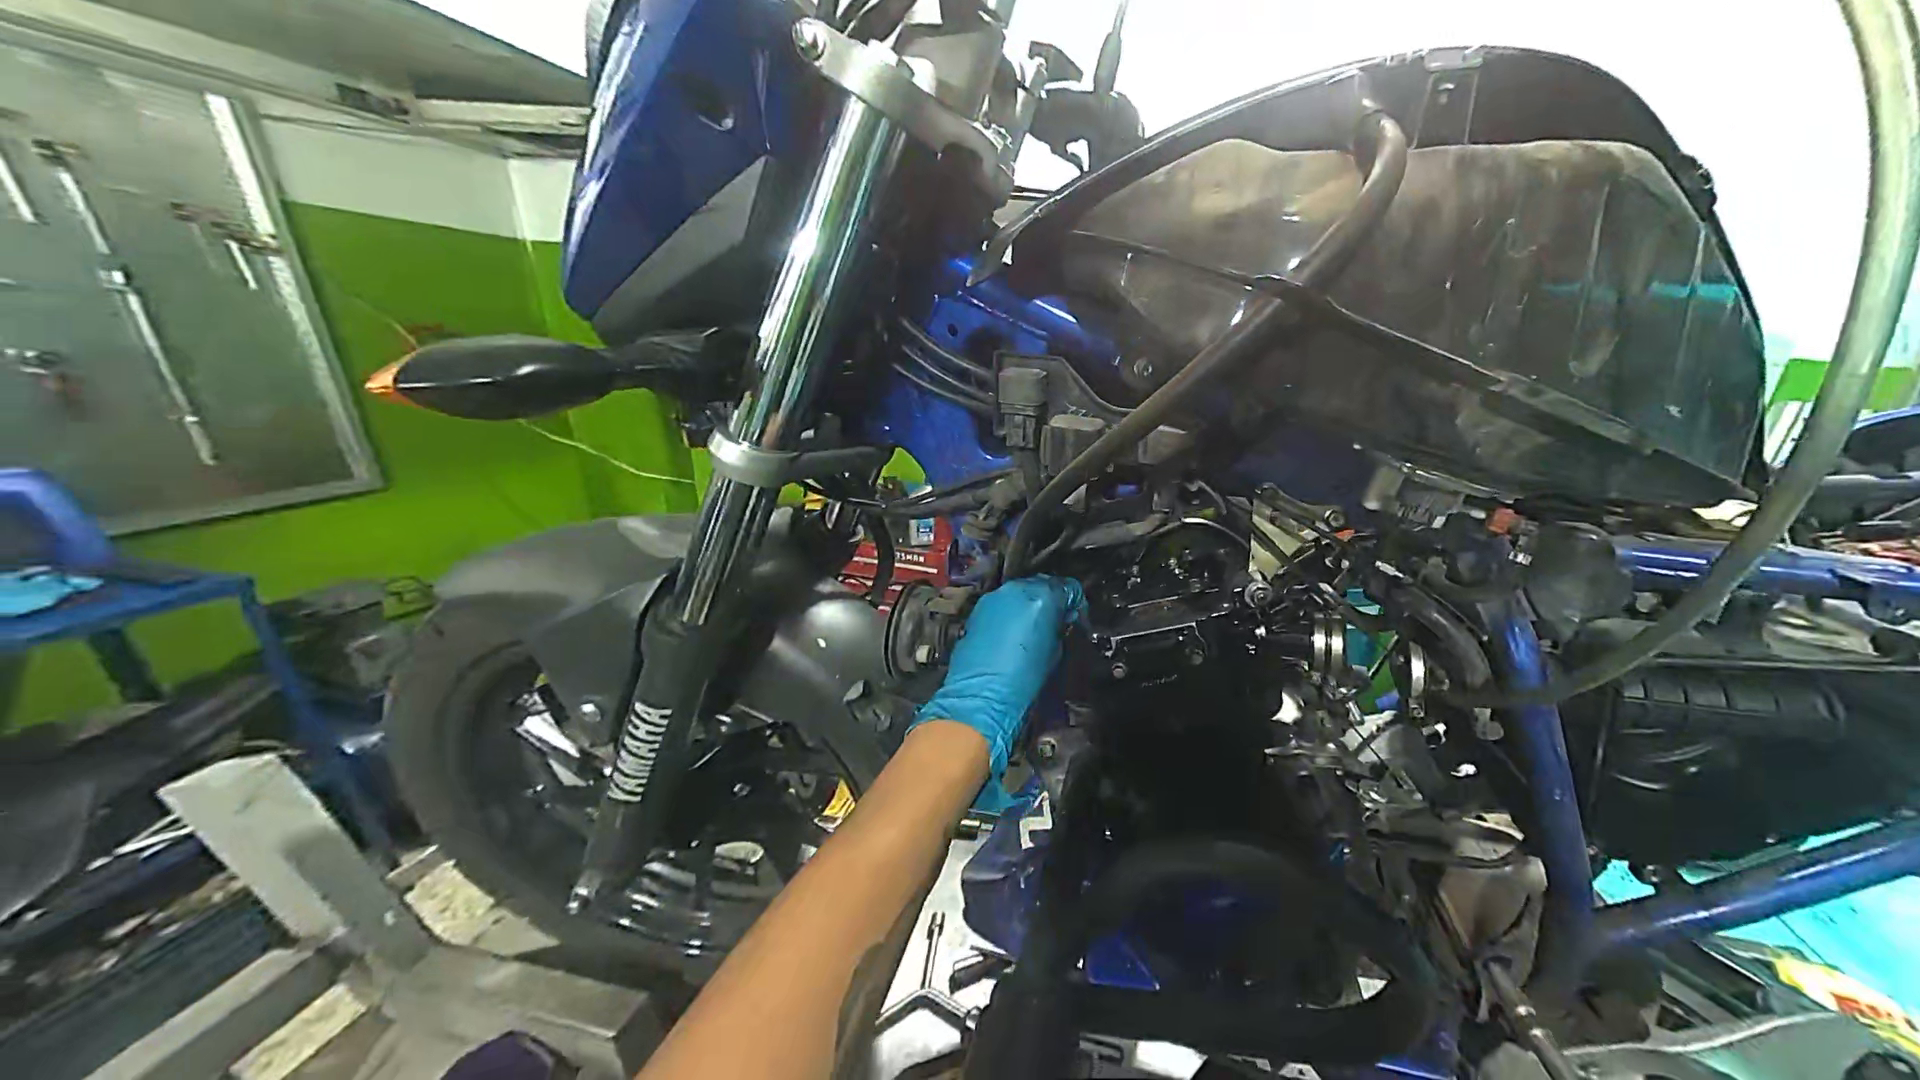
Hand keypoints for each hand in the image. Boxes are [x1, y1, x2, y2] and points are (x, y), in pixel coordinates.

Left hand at [914, 575, 1084, 778]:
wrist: (981, 698)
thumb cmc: (1018, 682)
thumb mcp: (1054, 653)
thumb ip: (1059, 628)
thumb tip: (1058, 622)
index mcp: (1041, 598)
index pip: (1068, 587)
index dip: (1076, 603)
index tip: (1075, 617)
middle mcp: (1015, 591)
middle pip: (1042, 585)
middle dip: (1052, 601)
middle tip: (1058, 623)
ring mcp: (993, 599)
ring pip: (1020, 592)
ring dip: (1029, 606)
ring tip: (1034, 631)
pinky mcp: (978, 611)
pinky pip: (1001, 604)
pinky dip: (1010, 613)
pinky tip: (1014, 635)